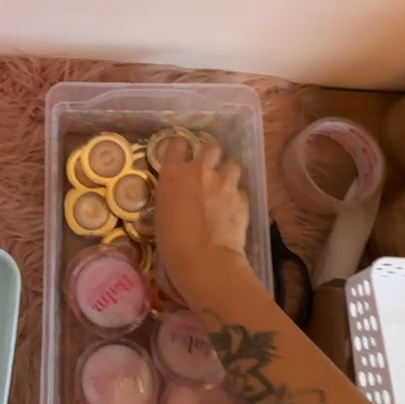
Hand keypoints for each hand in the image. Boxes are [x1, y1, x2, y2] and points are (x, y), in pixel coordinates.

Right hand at [154, 138, 252, 298]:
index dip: (181, 146)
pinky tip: (233, 206)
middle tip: (208, 167)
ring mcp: (224, 183)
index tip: (182, 152)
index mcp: (174, 174)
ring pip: (232, 164)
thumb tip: (179, 192)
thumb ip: (171, 194)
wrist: (205, 260)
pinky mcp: (242, 199)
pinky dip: (237, 195)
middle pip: (211, 147)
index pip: (177, 144)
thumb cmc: (173, 242)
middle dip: (211, 154)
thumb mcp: (162, 213)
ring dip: (228, 171)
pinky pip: (242, 189)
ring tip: (225, 184)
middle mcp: (200, 171)